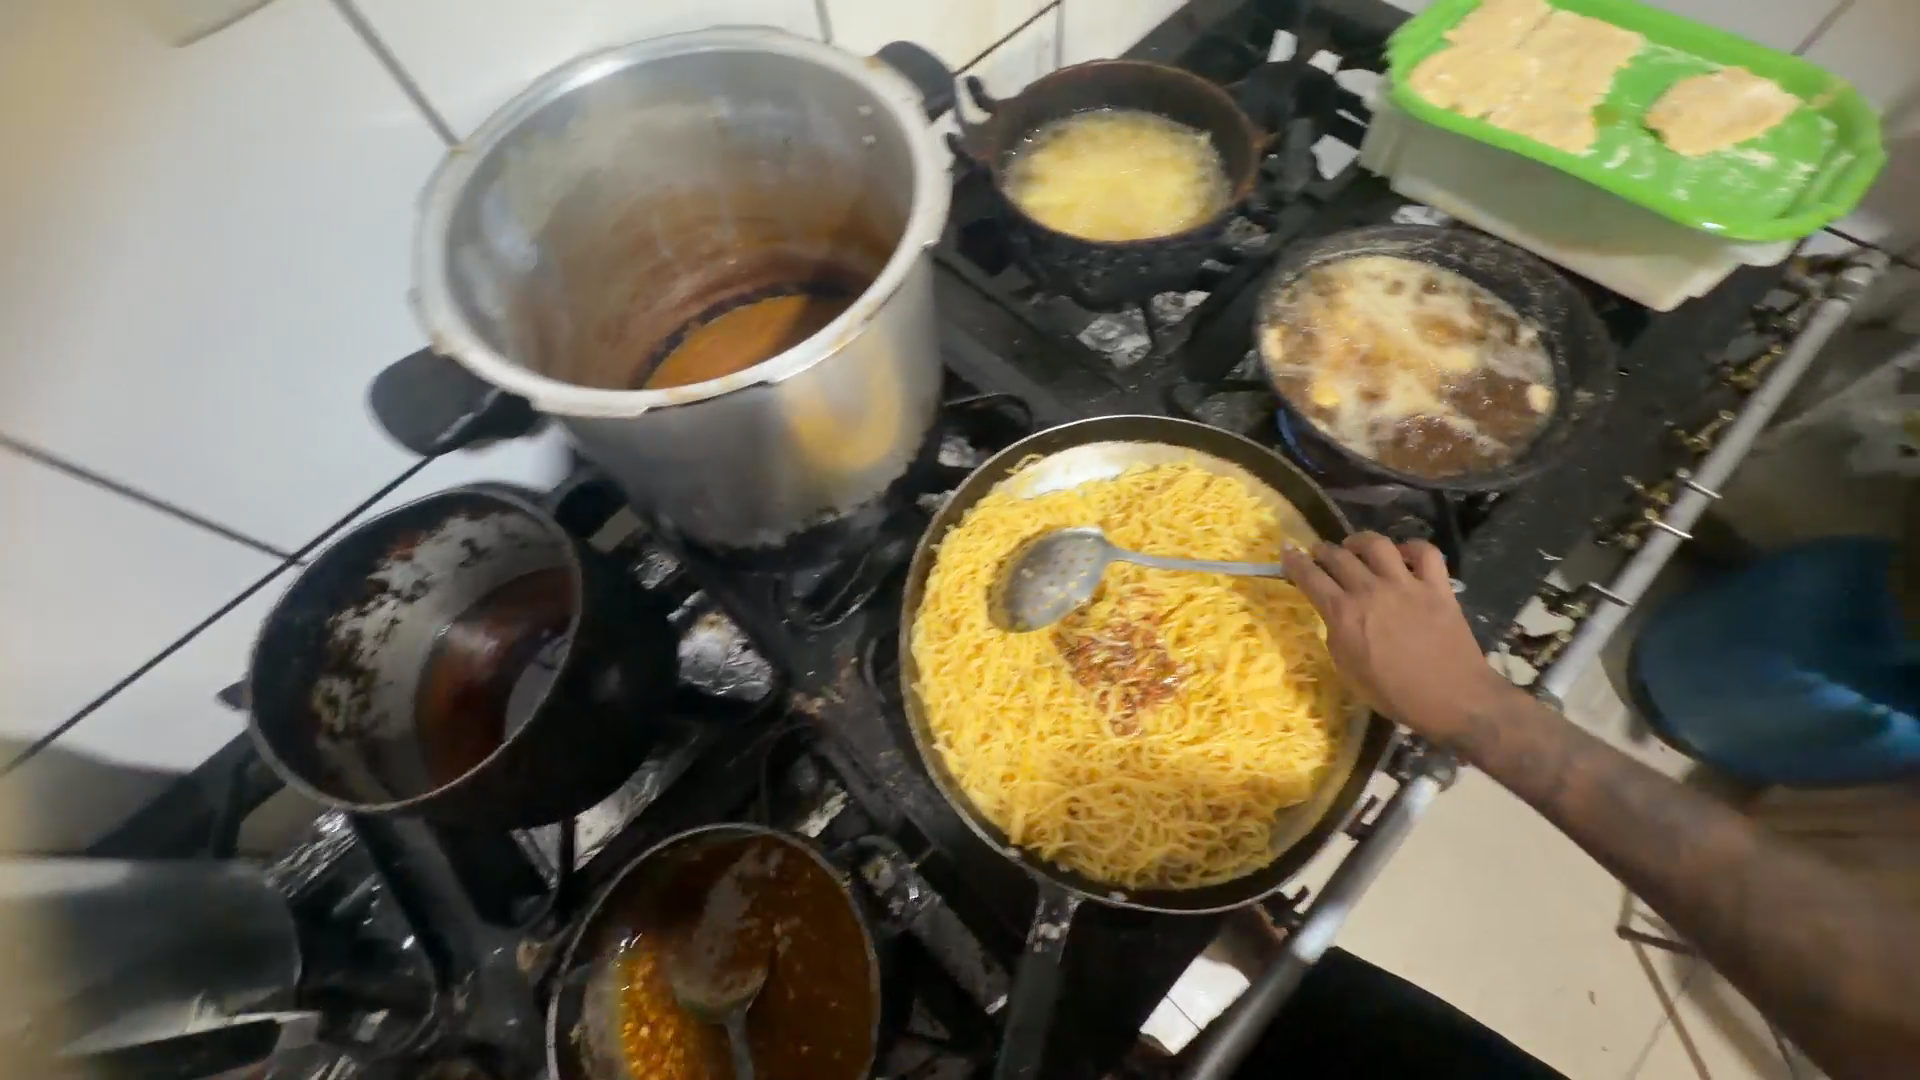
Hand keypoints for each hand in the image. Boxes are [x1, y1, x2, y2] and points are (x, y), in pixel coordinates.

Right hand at [1281, 533, 1506, 736]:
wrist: (1452, 699)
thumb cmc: (1393, 693)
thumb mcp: (1347, 670)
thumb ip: (1335, 635)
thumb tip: (1336, 617)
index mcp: (1343, 614)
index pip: (1310, 577)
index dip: (1294, 562)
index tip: (1286, 552)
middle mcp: (1371, 591)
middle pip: (1338, 556)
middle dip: (1322, 550)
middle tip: (1319, 554)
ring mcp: (1406, 586)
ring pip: (1377, 544)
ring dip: (1360, 541)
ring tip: (1355, 546)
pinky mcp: (1438, 588)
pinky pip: (1426, 553)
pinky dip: (1412, 548)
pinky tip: (1403, 555)